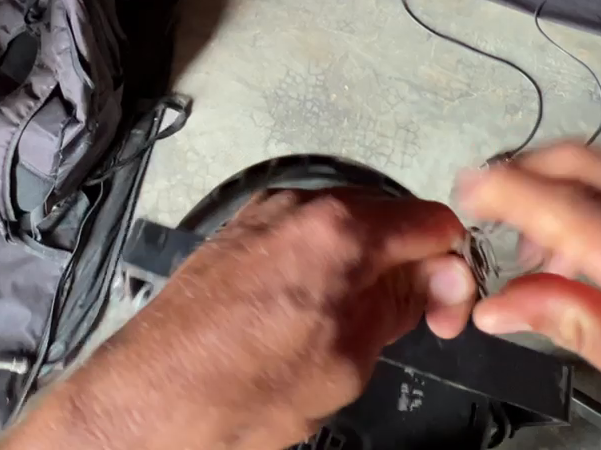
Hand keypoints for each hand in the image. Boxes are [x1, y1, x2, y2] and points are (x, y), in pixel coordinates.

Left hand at [0, 188, 476, 449]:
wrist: (149, 396)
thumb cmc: (243, 390)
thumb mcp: (346, 361)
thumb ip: (401, 305)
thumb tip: (439, 277)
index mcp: (341, 229)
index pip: (431, 221)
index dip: (451, 266)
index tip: (444, 309)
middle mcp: (305, 203)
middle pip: (389, 217)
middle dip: (410, 264)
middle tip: (407, 322)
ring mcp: (269, 210)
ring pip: (347, 223)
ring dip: (367, 263)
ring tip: (353, 324)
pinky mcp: (243, 226)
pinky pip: (307, 231)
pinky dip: (327, 261)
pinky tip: (313, 309)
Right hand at [459, 144, 600, 449]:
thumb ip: (575, 326)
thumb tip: (500, 304)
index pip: (580, 212)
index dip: (514, 191)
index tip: (470, 187)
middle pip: (591, 164)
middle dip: (527, 172)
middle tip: (487, 203)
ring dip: (562, 194)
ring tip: (540, 254)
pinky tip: (592, 251)